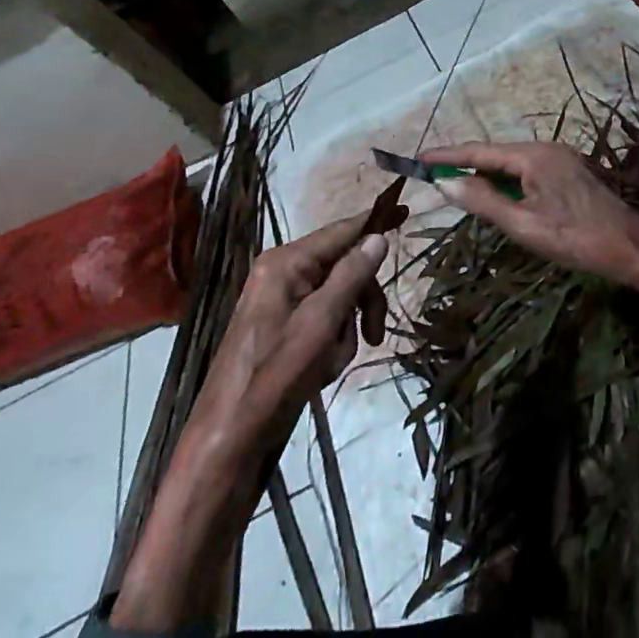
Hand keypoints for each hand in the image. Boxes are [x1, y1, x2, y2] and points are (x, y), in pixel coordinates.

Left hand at [187, 213, 394, 456]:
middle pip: (344, 268)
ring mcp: (281, 298)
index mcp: (286, 262)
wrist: (234, 430)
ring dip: (346, 329)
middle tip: (375, 335)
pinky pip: (324, 318)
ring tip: (332, 361)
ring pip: (338, 297)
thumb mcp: (321, 321)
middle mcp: (282, 272)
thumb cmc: (276, 372)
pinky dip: (332, 341)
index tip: (404, 209)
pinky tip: (321, 368)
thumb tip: (377, 237)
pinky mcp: (283, 324)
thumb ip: (351, 275)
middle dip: (362, 301)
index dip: (374, 222)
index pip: (341, 231)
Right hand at [420, 141, 638, 293]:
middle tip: (432, 180)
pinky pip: (526, 174)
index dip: (447, 156)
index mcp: (534, 156)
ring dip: (484, 177)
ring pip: (510, 166)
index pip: (479, 151)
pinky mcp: (567, 175)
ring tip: (456, 190)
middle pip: (494, 156)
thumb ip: (483, 201)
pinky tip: (494, 199)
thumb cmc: (577, 240)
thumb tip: (446, 183)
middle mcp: (546, 150)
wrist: (632, 249)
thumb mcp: (523, 224)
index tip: (418, 158)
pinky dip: (505, 184)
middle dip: (463, 167)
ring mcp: (559, 161)